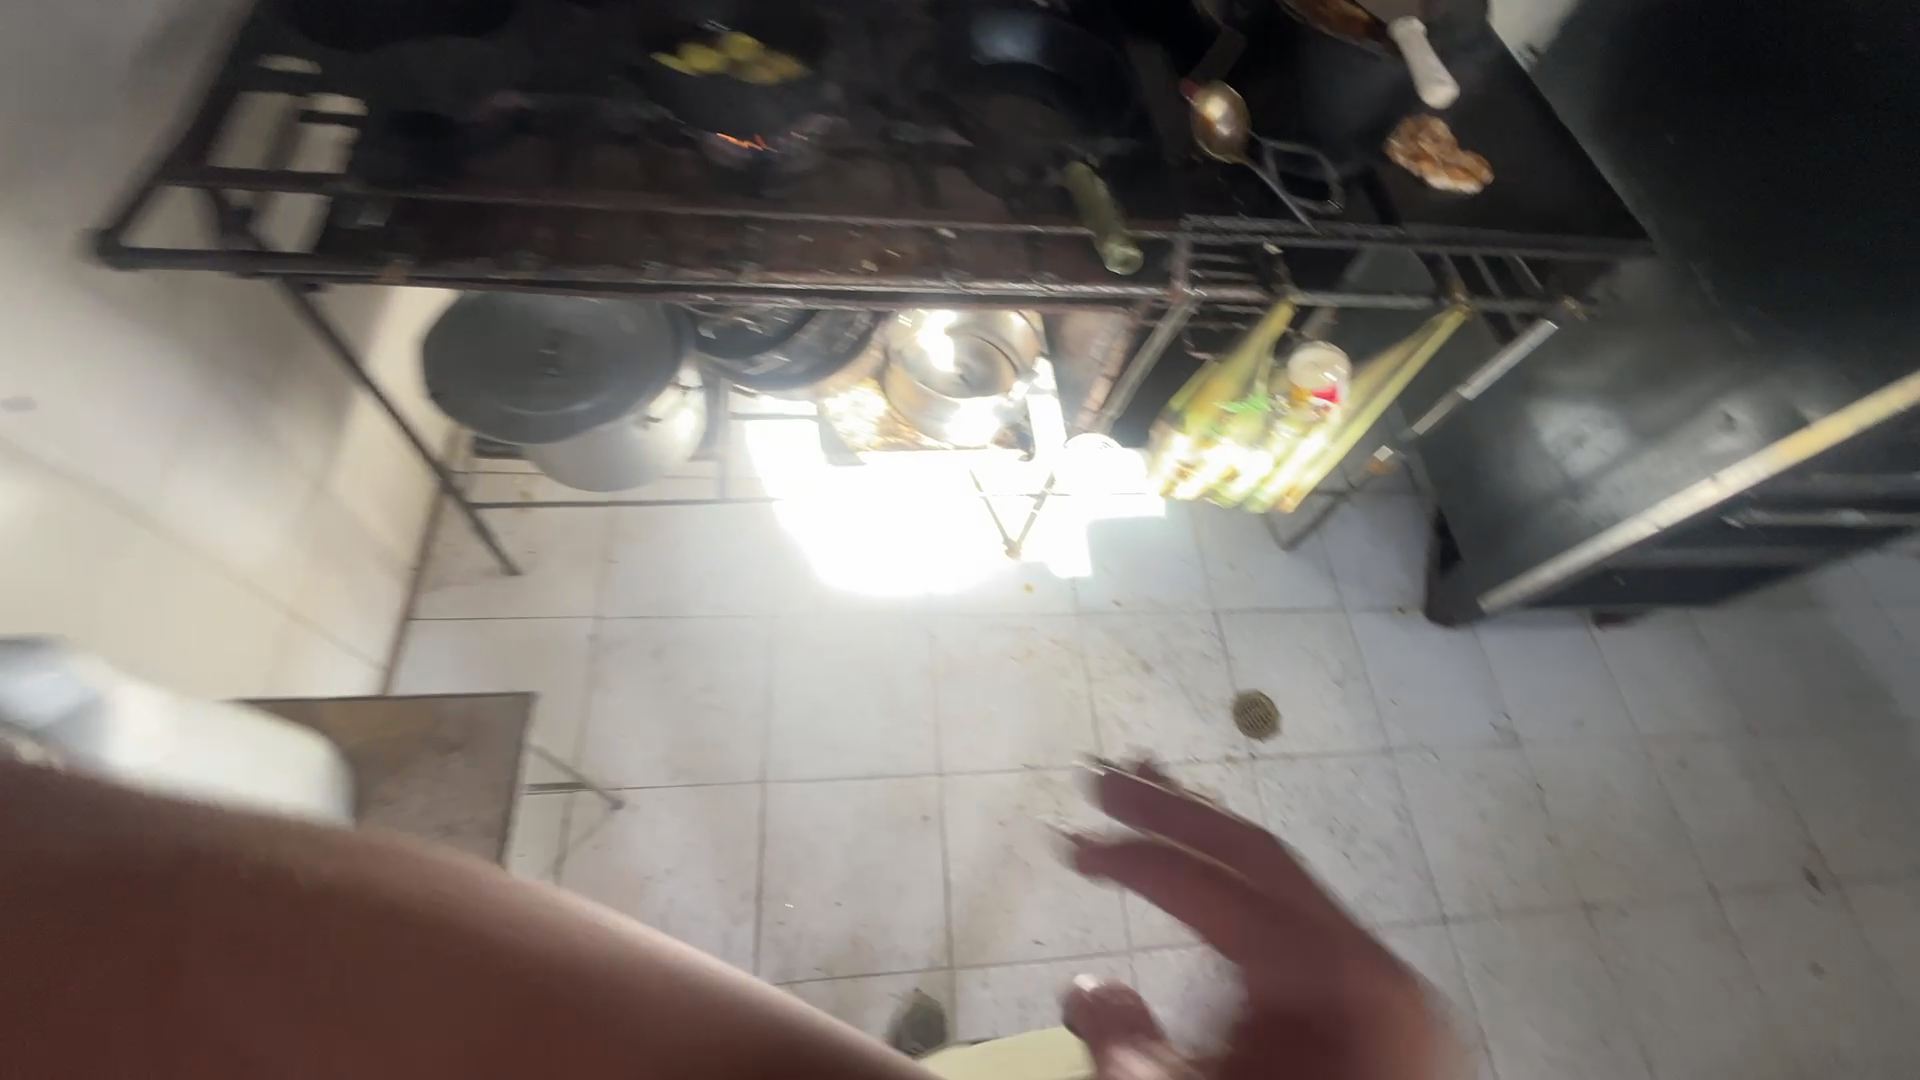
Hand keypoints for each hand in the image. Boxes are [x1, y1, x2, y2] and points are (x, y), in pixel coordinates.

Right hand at [1060, 760, 1455, 1079]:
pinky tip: (1193, 848)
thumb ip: (1128, 1049)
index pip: (1216, 888)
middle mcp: (1361, 958)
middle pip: (1251, 852)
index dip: (1136, 858)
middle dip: (1169, 810)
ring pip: (1270, 870)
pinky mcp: (1356, 992)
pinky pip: (1284, 907)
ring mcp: (1365, 971)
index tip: (1073, 848)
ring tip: (1140, 781)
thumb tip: (1087, 989)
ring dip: (1198, 824)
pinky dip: (1228, 869)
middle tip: (1101, 776)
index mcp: (1332, 982)